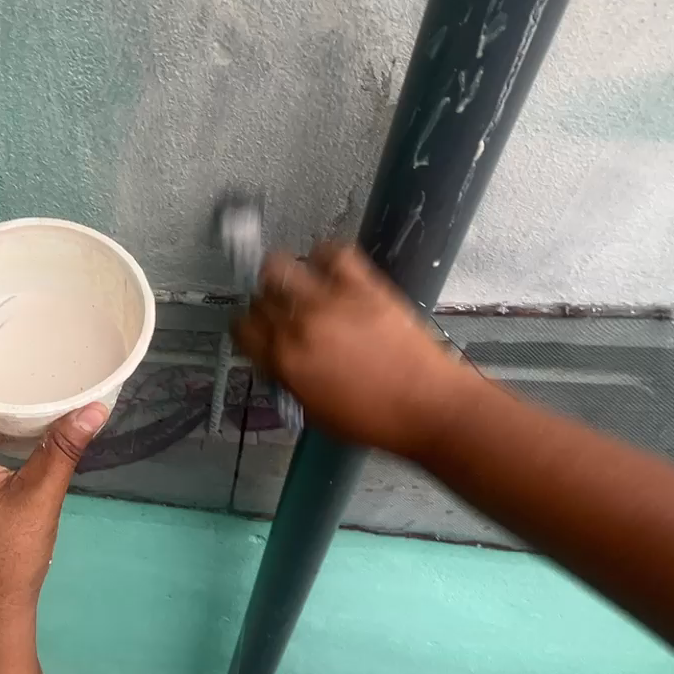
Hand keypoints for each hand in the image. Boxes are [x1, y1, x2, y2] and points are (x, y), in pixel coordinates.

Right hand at [232, 242, 476, 458]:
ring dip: (281, 275)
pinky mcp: (362, 288)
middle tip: (282, 312)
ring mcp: (329, 303)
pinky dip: (324, 254)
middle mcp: (298, 326)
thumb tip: (278, 359)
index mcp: (283, 360)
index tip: (259, 332)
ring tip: (295, 283)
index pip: (241, 328)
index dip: (248, 330)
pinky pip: (333, 253)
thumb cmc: (375, 420)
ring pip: (279, 267)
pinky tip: (326, 267)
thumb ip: (287, 379)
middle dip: (266, 305)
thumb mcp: (314, 411)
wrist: (432, 409)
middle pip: (259, 299)